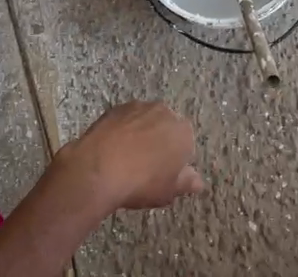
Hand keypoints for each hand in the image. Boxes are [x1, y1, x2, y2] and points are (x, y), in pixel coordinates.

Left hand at [50, 102, 202, 211]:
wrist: (100, 168)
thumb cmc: (141, 182)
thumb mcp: (168, 191)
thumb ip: (186, 182)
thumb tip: (198, 181)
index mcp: (182, 132)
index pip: (186, 142)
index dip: (177, 158)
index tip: (167, 173)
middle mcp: (163, 112)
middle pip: (166, 127)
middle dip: (160, 141)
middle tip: (148, 166)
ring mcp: (138, 106)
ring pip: (145, 120)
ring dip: (141, 133)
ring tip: (128, 158)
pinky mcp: (116, 107)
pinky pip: (126, 119)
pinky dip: (123, 130)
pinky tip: (114, 149)